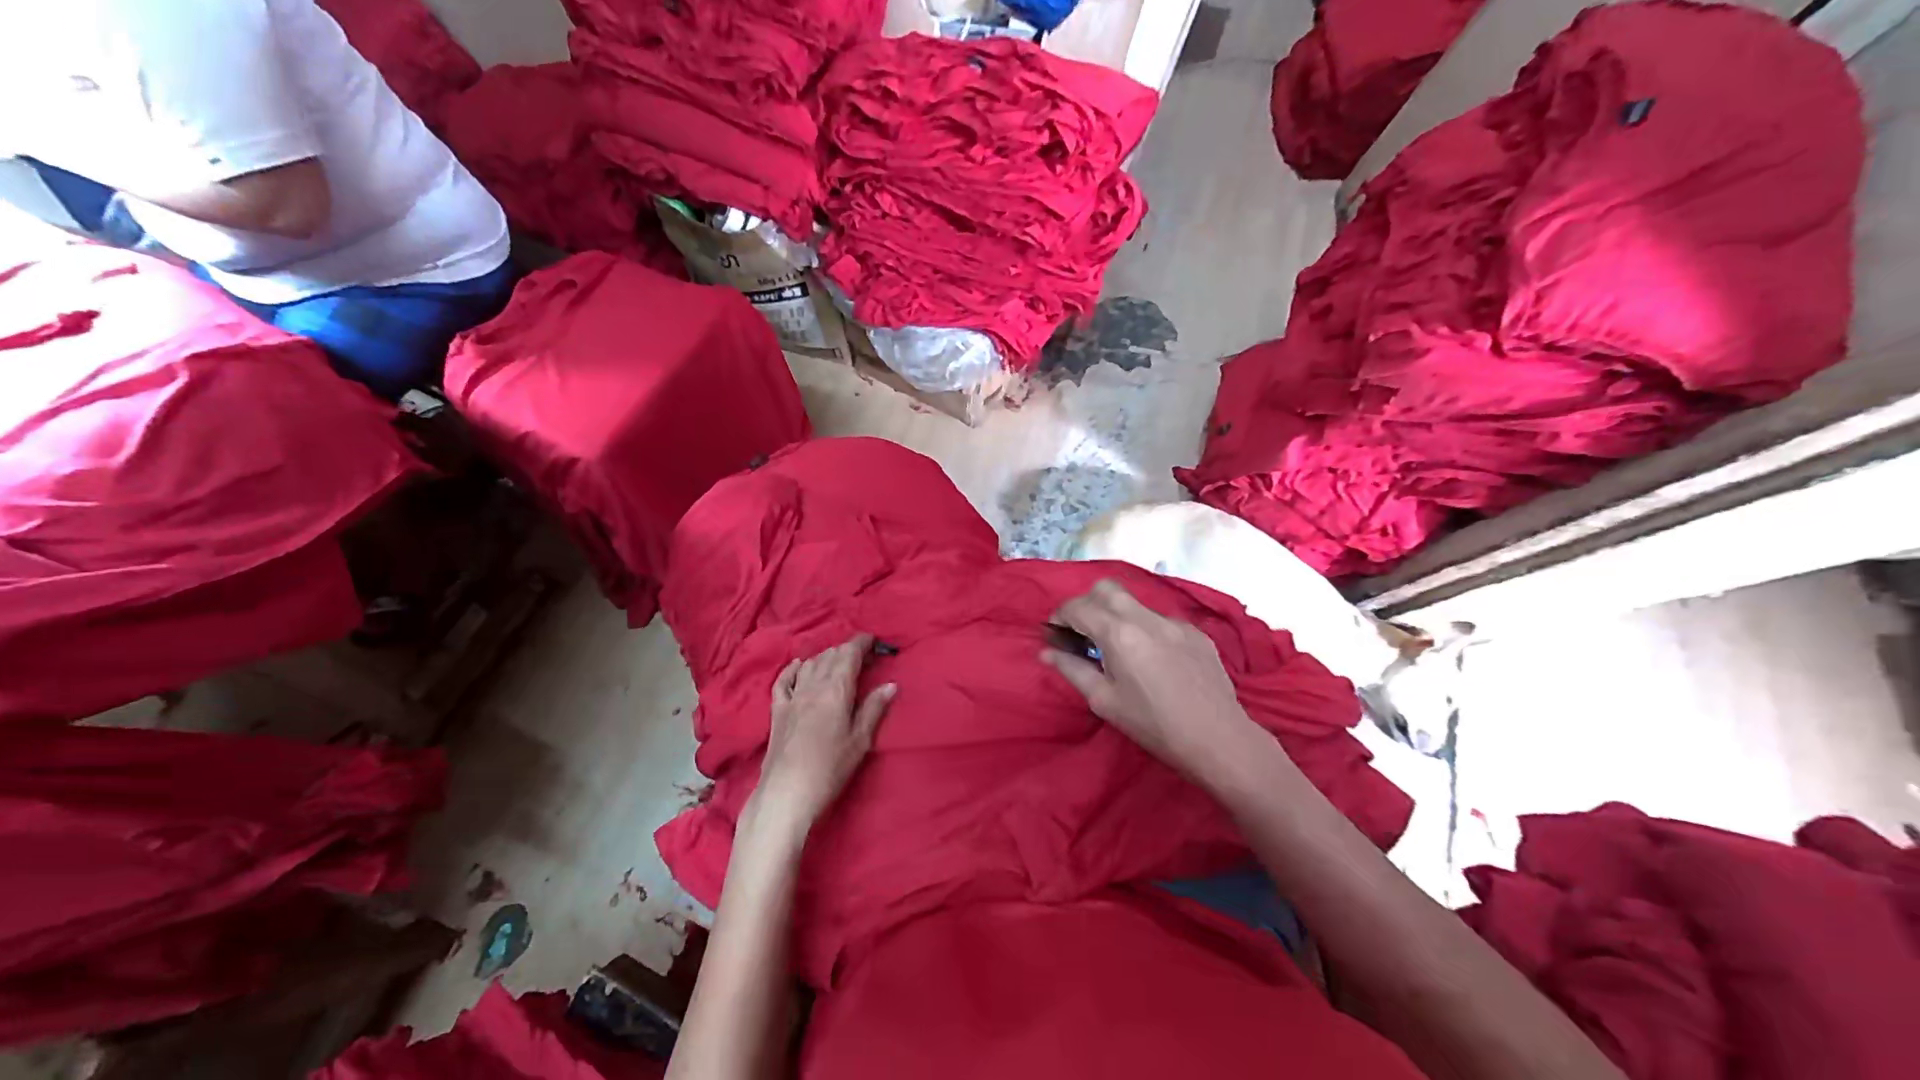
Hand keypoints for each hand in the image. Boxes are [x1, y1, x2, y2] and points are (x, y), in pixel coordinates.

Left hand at [749, 634, 895, 830]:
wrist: (787, 793)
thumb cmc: (830, 769)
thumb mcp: (860, 740)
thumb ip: (874, 708)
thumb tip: (890, 684)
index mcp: (836, 689)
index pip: (849, 654)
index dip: (862, 643)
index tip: (874, 641)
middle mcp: (812, 686)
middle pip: (830, 656)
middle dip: (847, 650)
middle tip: (863, 657)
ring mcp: (792, 697)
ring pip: (810, 664)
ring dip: (826, 657)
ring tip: (838, 662)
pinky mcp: (777, 710)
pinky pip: (784, 680)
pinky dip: (794, 669)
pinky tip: (800, 666)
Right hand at [1041, 579, 1264, 785]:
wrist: (1217, 738)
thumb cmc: (1153, 725)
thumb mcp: (1104, 701)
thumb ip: (1072, 670)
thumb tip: (1047, 652)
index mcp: (1119, 634)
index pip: (1078, 607)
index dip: (1060, 617)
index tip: (1055, 635)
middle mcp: (1146, 618)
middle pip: (1106, 589)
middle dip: (1087, 604)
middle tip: (1083, 634)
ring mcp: (1175, 623)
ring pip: (1135, 604)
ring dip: (1118, 617)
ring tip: (1119, 652)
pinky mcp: (1196, 633)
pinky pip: (1161, 622)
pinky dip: (1146, 632)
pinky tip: (1153, 663)